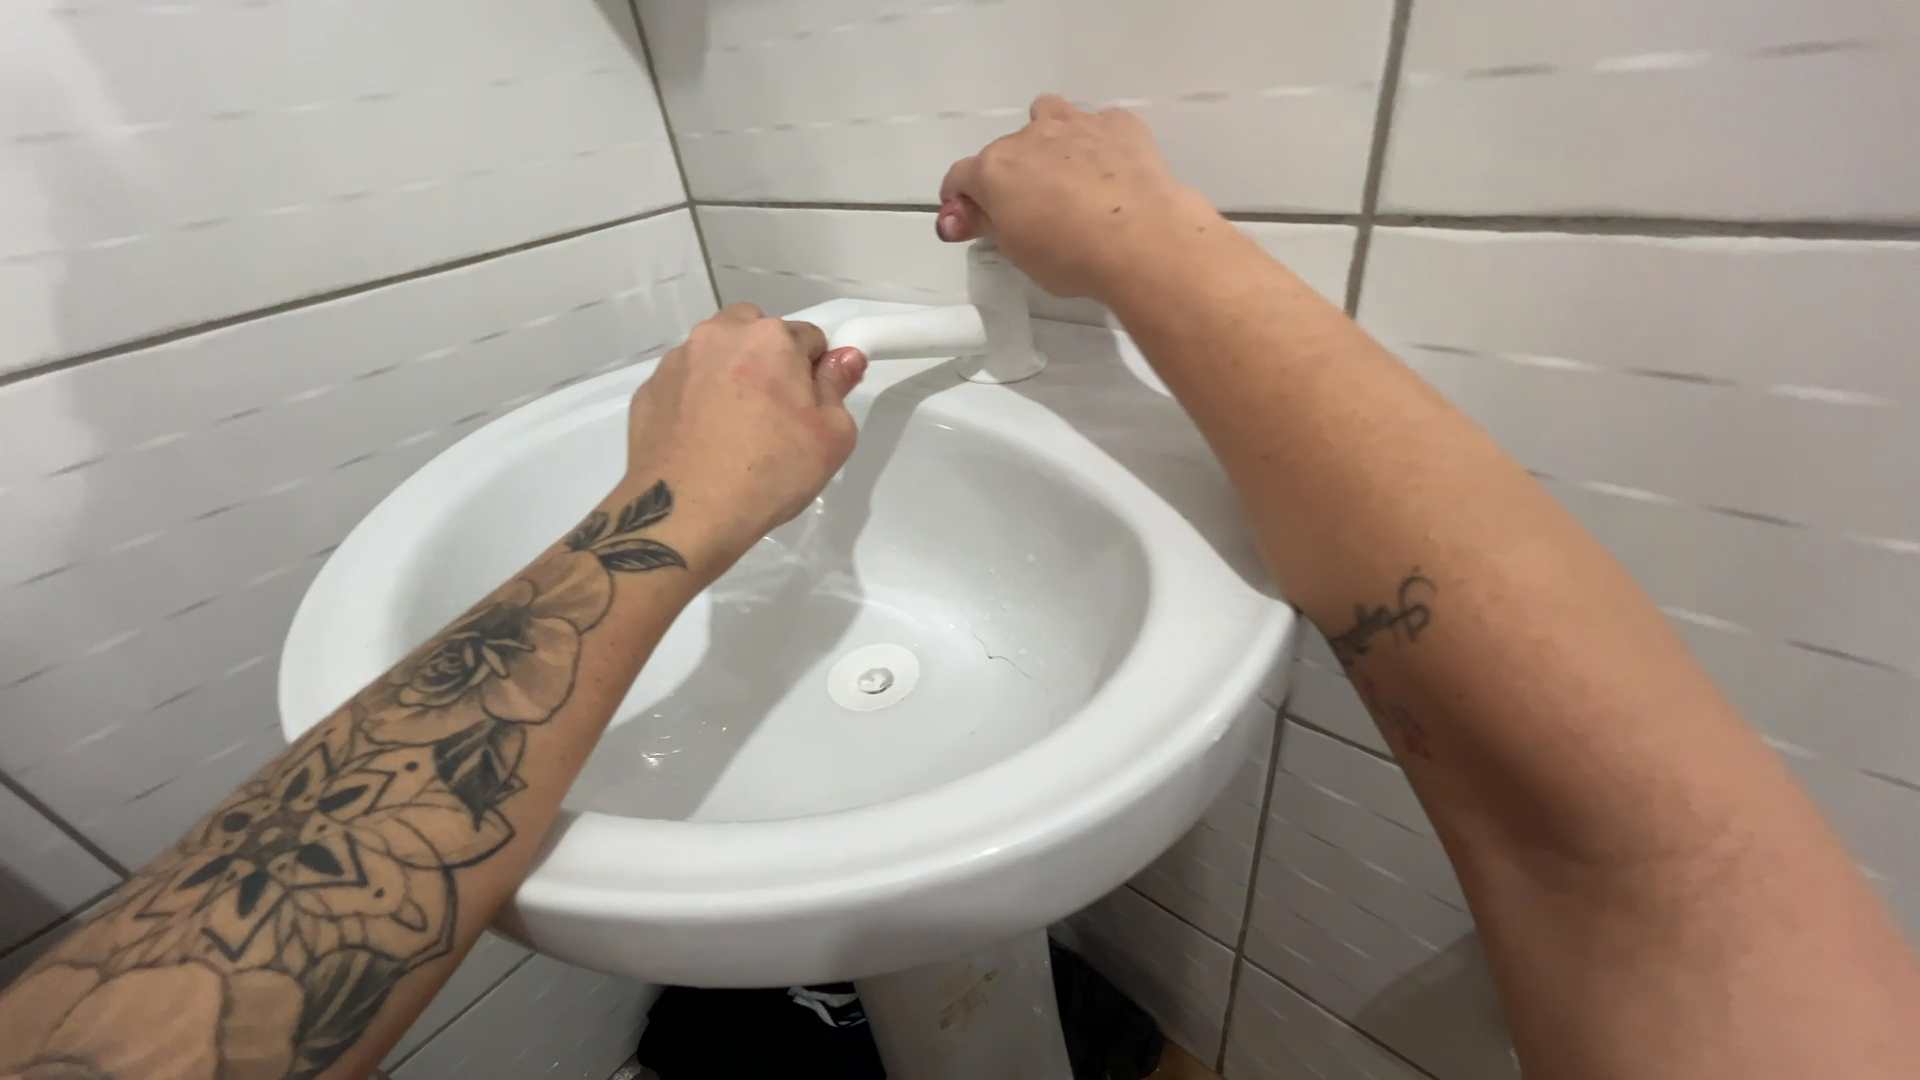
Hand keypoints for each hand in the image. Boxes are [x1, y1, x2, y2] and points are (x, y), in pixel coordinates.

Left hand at [620, 303, 866, 573]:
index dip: (817, 373)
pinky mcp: (648, 391)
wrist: (686, 513)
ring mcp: (677, 361)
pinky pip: (685, 383)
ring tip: (735, 429)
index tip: (812, 409)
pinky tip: (705, 440)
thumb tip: (845, 357)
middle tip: (775, 411)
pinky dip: (698, 399)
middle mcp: (719, 335)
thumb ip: (839, 387)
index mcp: (770, 338)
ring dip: (731, 375)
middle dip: (770, 359)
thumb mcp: (832, 437)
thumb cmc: (771, 473)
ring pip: (716, 353)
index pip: (810, 338)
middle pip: (756, 331)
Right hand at [937, 94, 1218, 301]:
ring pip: (1048, 116)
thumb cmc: (1069, 256)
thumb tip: (964, 215)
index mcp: (995, 171)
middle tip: (1031, 214)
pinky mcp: (1118, 125)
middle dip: (1010, 178)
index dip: (961, 200)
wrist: (1139, 239)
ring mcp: (1075, 124)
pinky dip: (1096, 147)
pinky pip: (1097, 127)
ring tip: (1065, 176)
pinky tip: (1110, 177)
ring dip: (1047, 140)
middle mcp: (1029, 137)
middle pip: (1005, 151)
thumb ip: (989, 225)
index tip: (971, 220)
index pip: (959, 177)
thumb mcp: (1017, 253)